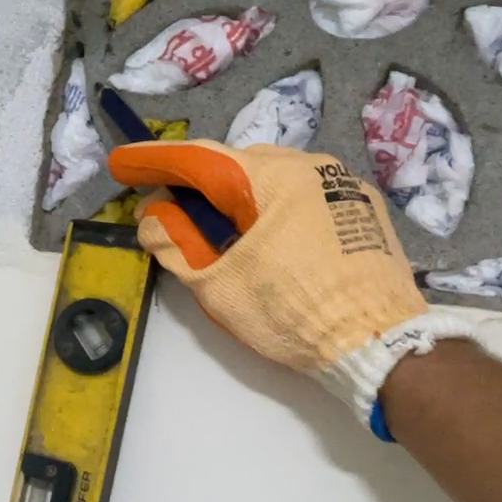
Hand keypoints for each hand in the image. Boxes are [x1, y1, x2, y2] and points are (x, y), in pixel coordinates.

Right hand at [107, 140, 470, 425]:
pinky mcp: (363, 210)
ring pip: (272, 180)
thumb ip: (175, 243)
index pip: (200, 159)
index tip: (123, 164)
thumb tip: (151, 218)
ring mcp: (343, 185)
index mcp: (272, 178)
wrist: (378, 343)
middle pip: (236, 165)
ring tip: (216, 230)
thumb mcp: (217, 284)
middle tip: (167, 210)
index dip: (156, 162)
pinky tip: (263, 239)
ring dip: (236, 198)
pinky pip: (303, 196)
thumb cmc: (290, 312)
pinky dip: (271, 208)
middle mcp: (311, 167)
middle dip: (197, 184)